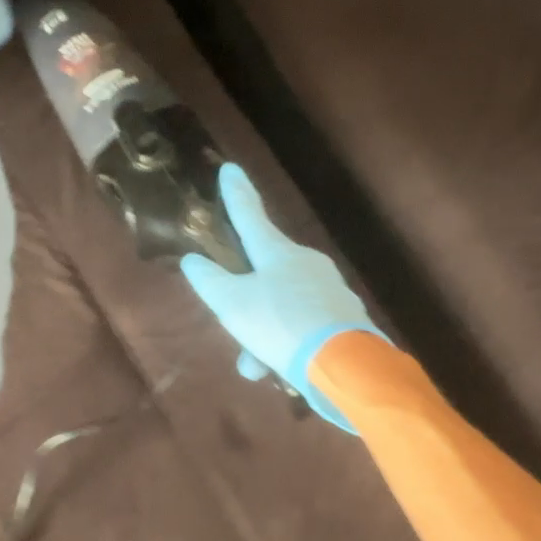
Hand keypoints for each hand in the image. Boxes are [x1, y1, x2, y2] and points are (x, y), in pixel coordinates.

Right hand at [181, 165, 385, 431]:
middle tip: (234, 327)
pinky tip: (280, 371)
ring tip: (255, 366)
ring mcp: (331, 290)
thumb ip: (211, 281)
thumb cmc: (279, 324)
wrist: (343, 363)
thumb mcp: (232, 305)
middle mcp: (308, 263)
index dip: (236, 194)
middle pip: (267, 272)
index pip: (250, 216)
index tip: (230, 168)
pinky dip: (288, 345)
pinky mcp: (347, 318)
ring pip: (285, 306)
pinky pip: (305, 326)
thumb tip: (193, 260)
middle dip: (247, 301)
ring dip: (265, 334)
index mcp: (278, 252)